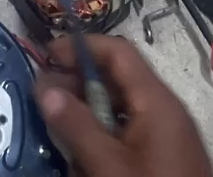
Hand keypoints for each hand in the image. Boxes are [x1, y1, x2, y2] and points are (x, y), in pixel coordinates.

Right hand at [34, 35, 212, 176]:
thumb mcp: (108, 168)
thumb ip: (75, 124)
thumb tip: (44, 85)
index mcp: (157, 101)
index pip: (117, 52)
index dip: (81, 47)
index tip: (46, 56)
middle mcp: (165, 111)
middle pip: (118, 78)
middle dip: (79, 82)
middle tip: (45, 96)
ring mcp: (167, 138)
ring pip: (121, 107)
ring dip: (88, 110)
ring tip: (58, 126)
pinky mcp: (165, 161)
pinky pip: (128, 132)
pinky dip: (103, 134)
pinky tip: (82, 157)